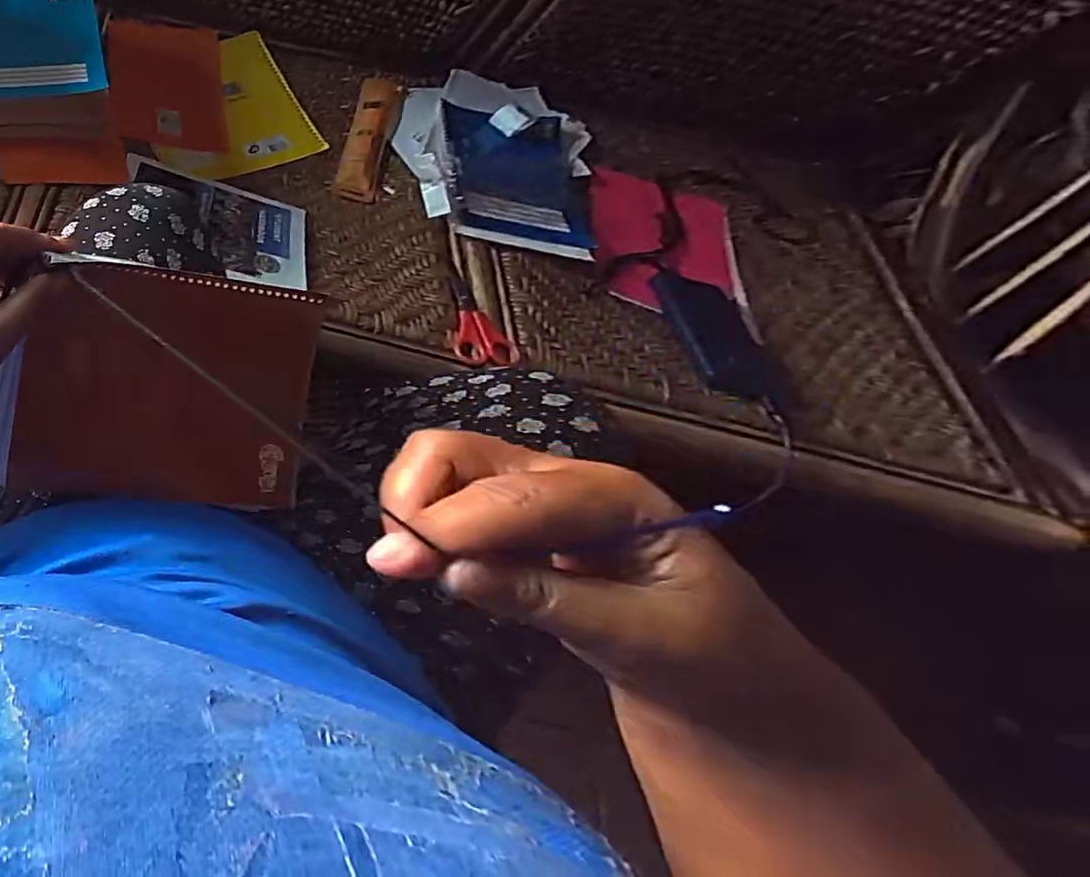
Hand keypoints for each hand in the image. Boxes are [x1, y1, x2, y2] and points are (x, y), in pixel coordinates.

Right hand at [370, 430, 825, 718]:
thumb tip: (454, 574)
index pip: (510, 496)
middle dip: (413, 493)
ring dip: (408, 505)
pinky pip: (445, 501)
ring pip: (440, 467)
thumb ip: (547, 600)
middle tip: (399, 558)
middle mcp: (558, 480)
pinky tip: (426, 560)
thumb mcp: (646, 638)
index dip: (447, 523)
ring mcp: (527, 497)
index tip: (396, 562)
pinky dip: (419, 522)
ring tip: (409, 562)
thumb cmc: (714, 659)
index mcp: (608, 495)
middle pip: (457, 451)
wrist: (738, 683)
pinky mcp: (507, 523)